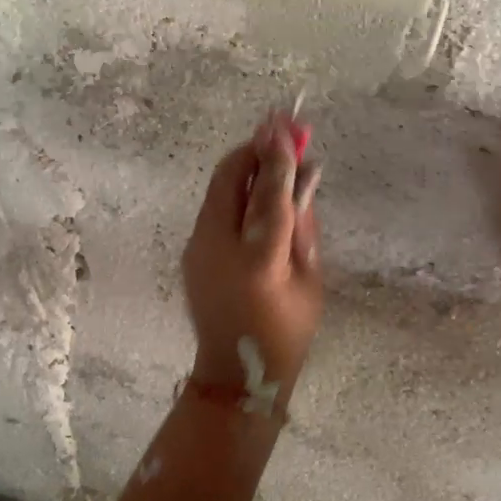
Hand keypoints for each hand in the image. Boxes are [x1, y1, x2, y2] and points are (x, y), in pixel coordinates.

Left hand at [182, 111, 324, 411]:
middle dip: (254, 149)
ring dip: (244, 166)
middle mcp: (219, 246)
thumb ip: (304, 225)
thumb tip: (304, 176)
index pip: (269, 195)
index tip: (285, 126)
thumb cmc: (286, 334)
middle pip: (230, 178)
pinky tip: (255, 189)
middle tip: (279, 128)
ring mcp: (197, 247)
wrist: (234, 374)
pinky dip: (235, 190)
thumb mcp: (310, 281)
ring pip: (218, 189)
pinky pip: (214, 207)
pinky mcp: (190, 250)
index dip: (278, 157)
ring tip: (271, 151)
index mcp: (259, 260)